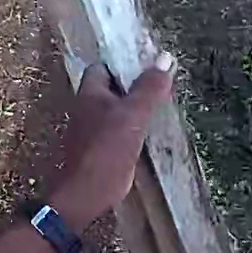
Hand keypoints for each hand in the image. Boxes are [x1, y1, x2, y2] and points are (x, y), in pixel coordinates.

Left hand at [49, 55, 174, 227]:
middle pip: (113, 90)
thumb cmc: (106, 150)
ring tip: (163, 110)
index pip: (103, 67)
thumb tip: (166, 58)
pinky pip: (119, 133)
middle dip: (135, 88)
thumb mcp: (133, 115)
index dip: (124, 64)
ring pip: (117, 113)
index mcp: (89, 93)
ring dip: (137, 111)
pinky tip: (152, 136)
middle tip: (163, 89)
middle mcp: (86, 109)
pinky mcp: (100, 152)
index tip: (150, 67)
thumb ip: (149, 88)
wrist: (85, 194)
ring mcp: (91, 132)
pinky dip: (134, 132)